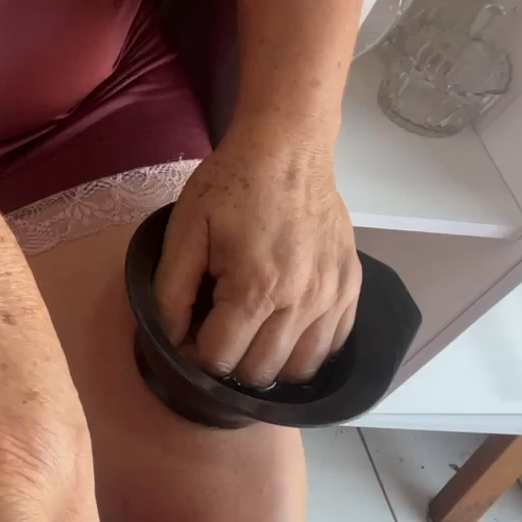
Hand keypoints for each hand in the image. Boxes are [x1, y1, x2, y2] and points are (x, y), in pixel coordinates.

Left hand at [154, 118, 360, 387]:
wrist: (288, 148)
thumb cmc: (230, 186)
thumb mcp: (184, 233)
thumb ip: (170, 292)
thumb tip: (170, 339)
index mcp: (256, 290)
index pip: (218, 359)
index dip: (192, 356)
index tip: (185, 334)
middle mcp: (301, 302)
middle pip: (258, 373)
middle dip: (226, 364)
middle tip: (213, 332)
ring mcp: (333, 298)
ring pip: (299, 369)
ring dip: (266, 364)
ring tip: (247, 334)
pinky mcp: (351, 288)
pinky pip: (331, 346)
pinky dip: (303, 351)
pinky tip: (280, 330)